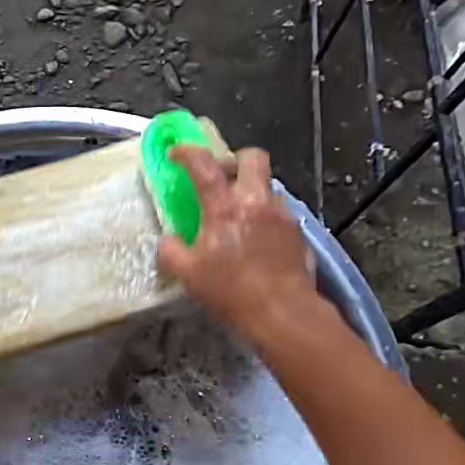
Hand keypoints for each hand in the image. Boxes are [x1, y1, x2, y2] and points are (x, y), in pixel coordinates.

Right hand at [156, 146, 319, 336]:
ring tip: (239, 215)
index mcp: (224, 208)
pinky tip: (257, 239)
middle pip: (252, 157)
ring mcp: (281, 214)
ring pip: (267, 185)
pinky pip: (278, 211)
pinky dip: (264, 215)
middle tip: (221, 178)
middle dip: (234, 160)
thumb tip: (168, 239)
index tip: (176, 153)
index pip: (204, 164)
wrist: (282, 312)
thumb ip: (171, 250)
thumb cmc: (231, 292)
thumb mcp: (188, 274)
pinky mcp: (296, 231)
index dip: (187, 152)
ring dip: (251, 191)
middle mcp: (256, 201)